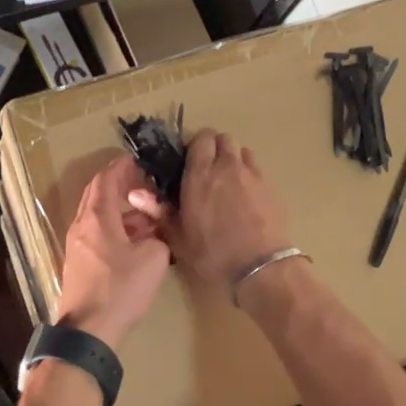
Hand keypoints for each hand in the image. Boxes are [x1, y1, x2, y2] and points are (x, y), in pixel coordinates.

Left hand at [56, 155, 171, 345]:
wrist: (89, 330)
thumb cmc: (121, 289)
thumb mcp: (153, 259)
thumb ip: (158, 237)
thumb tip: (154, 236)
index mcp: (97, 217)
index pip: (106, 179)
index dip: (121, 167)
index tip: (137, 160)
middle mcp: (81, 226)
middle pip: (97, 195)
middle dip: (120, 187)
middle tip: (145, 187)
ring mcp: (77, 246)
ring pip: (98, 218)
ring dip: (121, 213)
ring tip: (148, 220)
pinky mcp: (79, 264)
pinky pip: (96, 235)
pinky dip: (115, 230)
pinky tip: (135, 243)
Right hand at [129, 129, 289, 292]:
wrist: (259, 268)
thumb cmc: (212, 254)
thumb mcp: (179, 238)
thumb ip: (158, 211)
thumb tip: (134, 194)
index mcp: (200, 175)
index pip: (200, 138)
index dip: (194, 145)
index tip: (188, 161)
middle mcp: (226, 167)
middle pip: (223, 138)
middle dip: (214, 148)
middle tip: (206, 169)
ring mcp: (252, 174)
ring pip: (242, 150)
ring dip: (233, 158)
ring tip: (227, 180)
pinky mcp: (271, 186)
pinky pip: (257, 167)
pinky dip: (248, 171)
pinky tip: (245, 193)